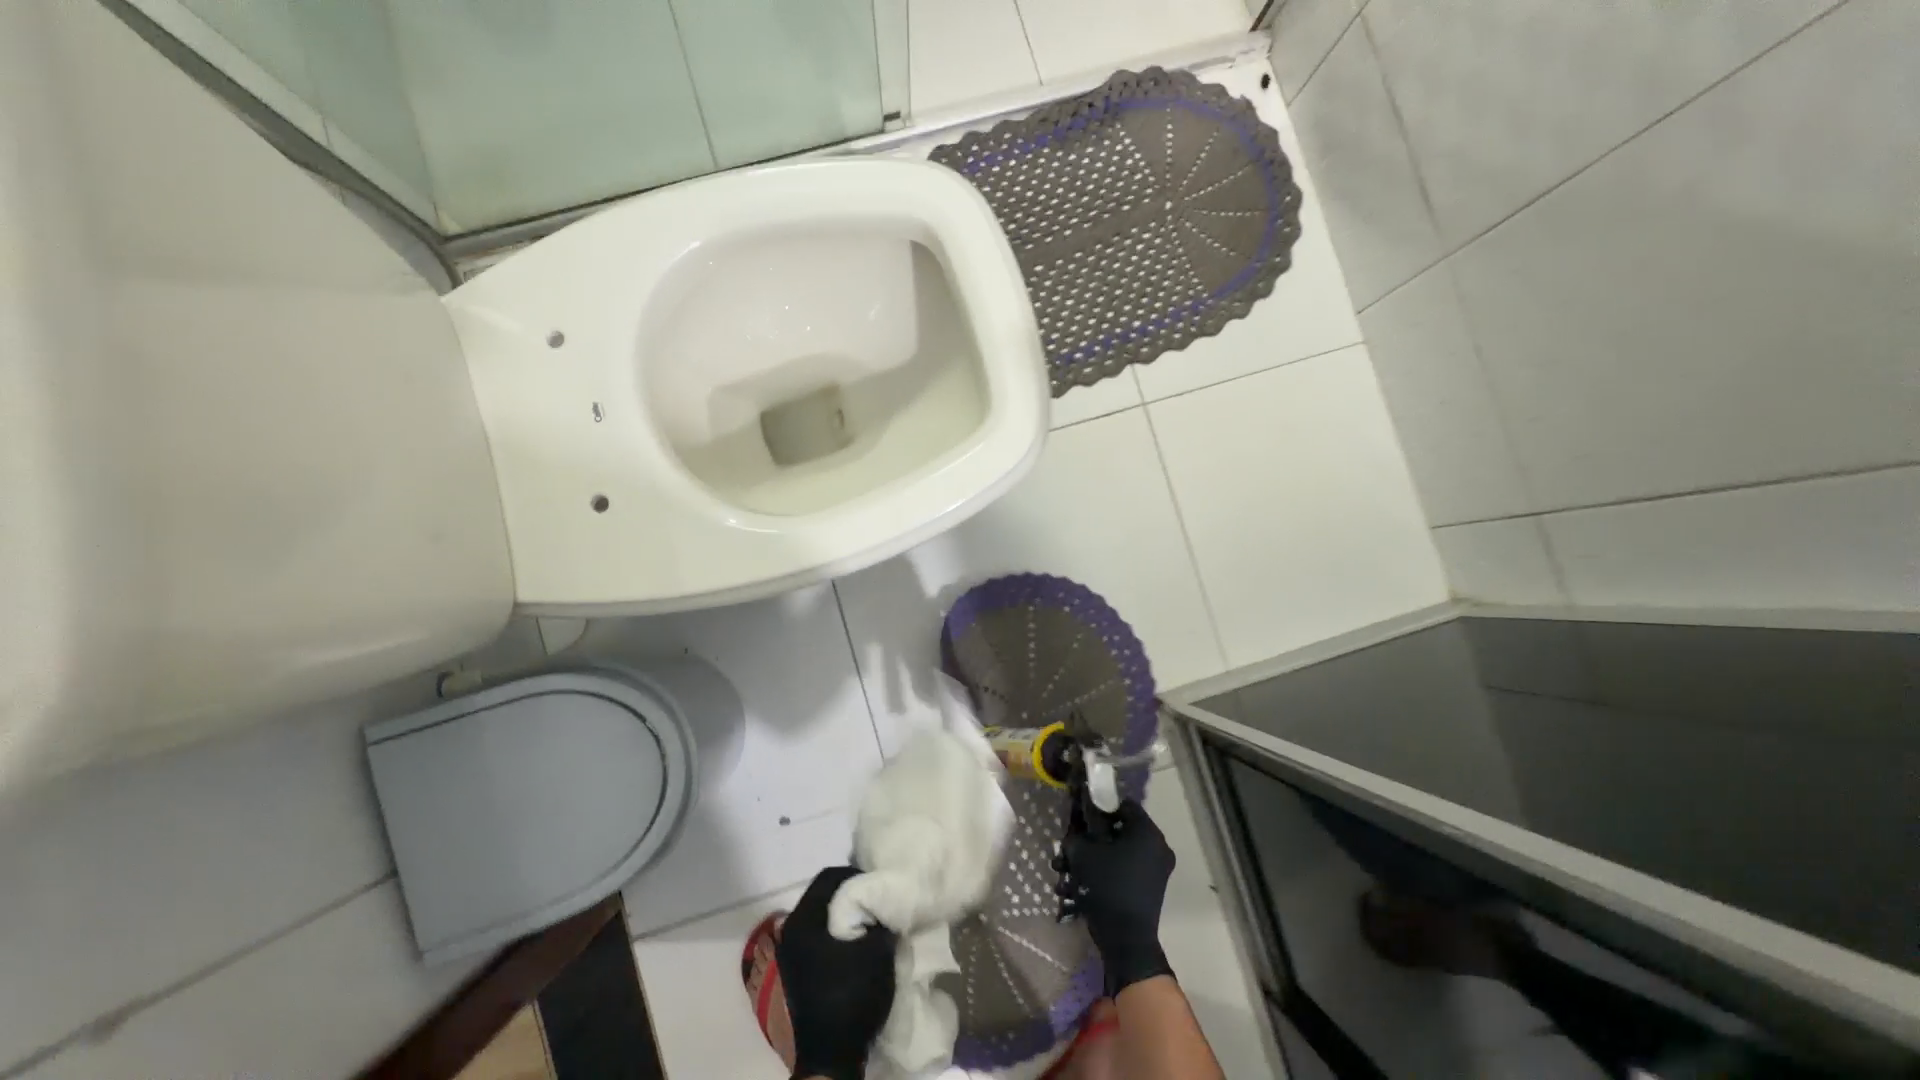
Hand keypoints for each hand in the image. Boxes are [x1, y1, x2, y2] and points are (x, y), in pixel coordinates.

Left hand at [777, 866, 898, 1079]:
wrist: (831, 1053)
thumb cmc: (852, 994)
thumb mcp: (877, 952)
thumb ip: (881, 921)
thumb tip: (882, 907)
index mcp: (805, 920)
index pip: (829, 876)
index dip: (857, 874)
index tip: (879, 883)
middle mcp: (790, 931)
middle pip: (822, 896)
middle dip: (851, 895)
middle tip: (877, 902)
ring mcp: (789, 954)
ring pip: (819, 919)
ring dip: (843, 917)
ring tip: (871, 925)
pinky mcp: (795, 973)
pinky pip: (816, 940)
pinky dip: (836, 936)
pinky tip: (856, 948)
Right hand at [1056, 799, 1175, 993]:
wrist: (1126, 938)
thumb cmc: (1107, 886)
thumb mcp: (1083, 854)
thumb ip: (1077, 834)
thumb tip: (1075, 829)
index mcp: (1148, 832)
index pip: (1123, 805)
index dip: (1098, 807)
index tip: (1078, 818)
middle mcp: (1157, 847)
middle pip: (1117, 832)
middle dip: (1088, 841)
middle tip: (1067, 850)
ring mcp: (1155, 871)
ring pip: (1116, 855)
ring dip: (1089, 862)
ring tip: (1064, 875)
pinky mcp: (1148, 890)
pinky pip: (1122, 873)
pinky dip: (1100, 877)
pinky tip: (1074, 891)